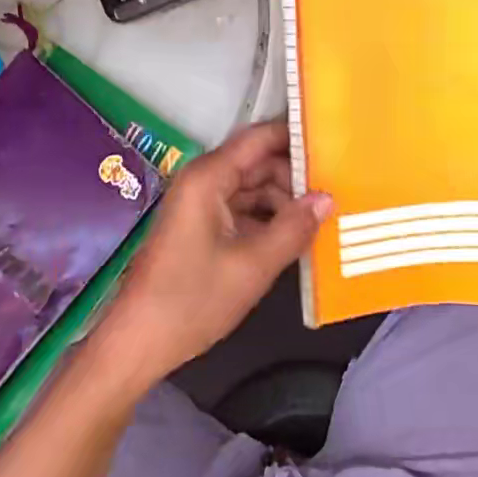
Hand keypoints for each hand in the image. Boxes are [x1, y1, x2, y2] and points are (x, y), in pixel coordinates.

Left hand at [88, 121, 330, 390]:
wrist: (139, 340)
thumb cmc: (193, 299)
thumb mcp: (253, 266)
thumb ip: (294, 228)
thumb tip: (327, 199)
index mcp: (209, 177)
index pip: (259, 138)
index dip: (295, 136)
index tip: (333, 142)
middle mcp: (202, 180)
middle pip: (257, 162)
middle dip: (294, 175)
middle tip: (338, 191)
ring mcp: (199, 203)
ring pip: (251, 186)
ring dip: (283, 200)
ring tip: (323, 217)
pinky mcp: (200, 225)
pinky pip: (240, 208)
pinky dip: (266, 218)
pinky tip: (295, 236)